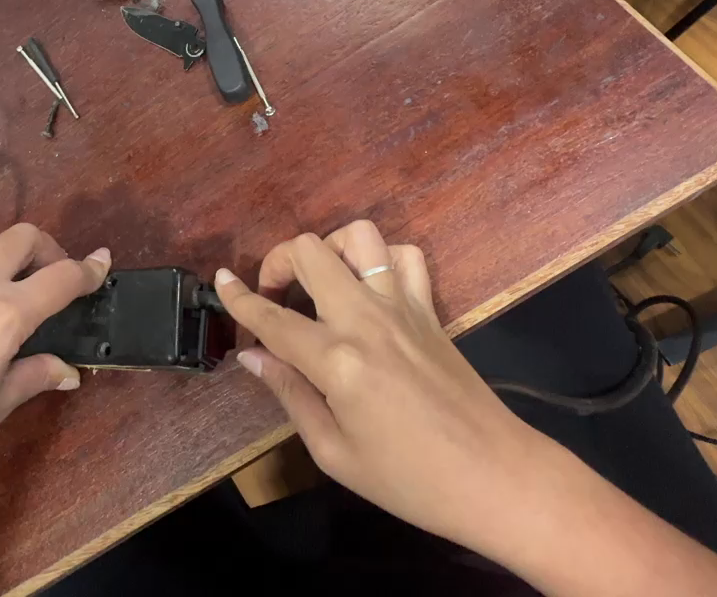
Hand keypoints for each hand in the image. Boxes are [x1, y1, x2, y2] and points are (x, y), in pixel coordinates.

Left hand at [0, 224, 110, 500]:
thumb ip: (33, 376)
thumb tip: (67, 371)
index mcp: (5, 314)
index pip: (60, 278)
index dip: (88, 270)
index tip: (103, 264)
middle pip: (23, 237)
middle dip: (49, 250)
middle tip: (55, 280)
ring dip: (9, 252)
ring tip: (14, 287)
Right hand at [215, 220, 545, 550]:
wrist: (496, 477)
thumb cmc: (409, 479)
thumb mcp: (335, 453)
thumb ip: (290, 395)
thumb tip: (253, 356)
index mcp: (337, 360)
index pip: (272, 317)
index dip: (239, 297)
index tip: (221, 281)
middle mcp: (366, 318)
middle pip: (310, 251)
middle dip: (278, 262)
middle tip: (275, 296)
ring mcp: (402, 305)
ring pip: (359, 237)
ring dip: (330, 249)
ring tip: (321, 283)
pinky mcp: (430, 307)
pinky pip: (405, 256)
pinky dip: (381, 259)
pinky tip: (371, 288)